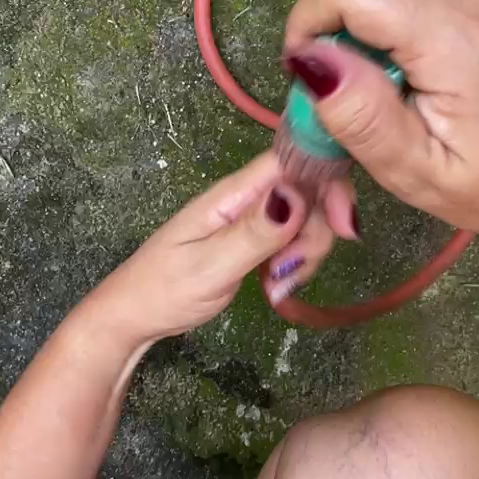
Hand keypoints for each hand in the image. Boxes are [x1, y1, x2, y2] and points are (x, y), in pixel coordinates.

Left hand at [82, 154, 316, 345]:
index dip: (329, 182)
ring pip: (304, 221)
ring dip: (305, 256)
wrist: (133, 316)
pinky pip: (290, 242)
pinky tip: (276, 289)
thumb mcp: (210, 266)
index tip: (345, 225)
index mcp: (230, 195)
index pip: (294, 162)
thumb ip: (254, 232)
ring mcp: (248, 220)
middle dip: (317, 233)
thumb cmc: (163, 291)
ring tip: (277, 288)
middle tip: (290, 274)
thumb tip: (297, 192)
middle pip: (308, 193)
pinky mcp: (251, 241)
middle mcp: (243, 199)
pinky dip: (293, 266)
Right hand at [282, 0, 478, 263]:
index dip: (313, 17)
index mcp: (464, 41)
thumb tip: (310, 58)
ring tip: (391, 71)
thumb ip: (358, 113)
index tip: (309, 67)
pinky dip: (417, 6)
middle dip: (338, 12)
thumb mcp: (411, 172)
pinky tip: (432, 57)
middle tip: (342, 73)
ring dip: (378, 10)